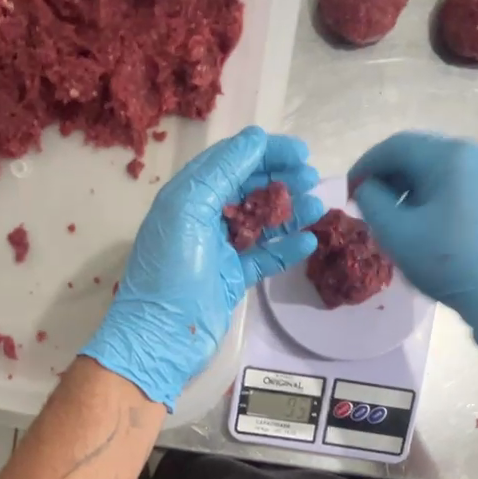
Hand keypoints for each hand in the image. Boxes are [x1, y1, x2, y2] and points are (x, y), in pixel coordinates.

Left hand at [80, 127, 323, 409]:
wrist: (160, 339)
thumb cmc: (170, 272)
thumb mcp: (189, 210)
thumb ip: (221, 171)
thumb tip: (255, 139)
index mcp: (188, 197)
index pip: (231, 161)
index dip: (265, 152)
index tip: (301, 153)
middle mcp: (203, 219)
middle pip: (248, 188)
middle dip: (281, 179)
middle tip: (313, 178)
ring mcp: (218, 251)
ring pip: (260, 221)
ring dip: (289, 211)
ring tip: (317, 206)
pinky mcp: (231, 280)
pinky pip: (264, 257)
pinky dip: (286, 248)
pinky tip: (309, 241)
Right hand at [348, 133, 477, 354]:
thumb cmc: (448, 263)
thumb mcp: (396, 234)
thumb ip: (371, 202)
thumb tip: (368, 187)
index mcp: (452, 155)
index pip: (396, 146)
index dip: (366, 165)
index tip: (349, 192)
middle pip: (422, 154)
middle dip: (391, 178)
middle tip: (370, 207)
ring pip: (444, 168)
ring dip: (414, 187)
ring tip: (398, 218)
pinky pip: (464, 182)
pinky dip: (439, 195)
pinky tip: (429, 222)